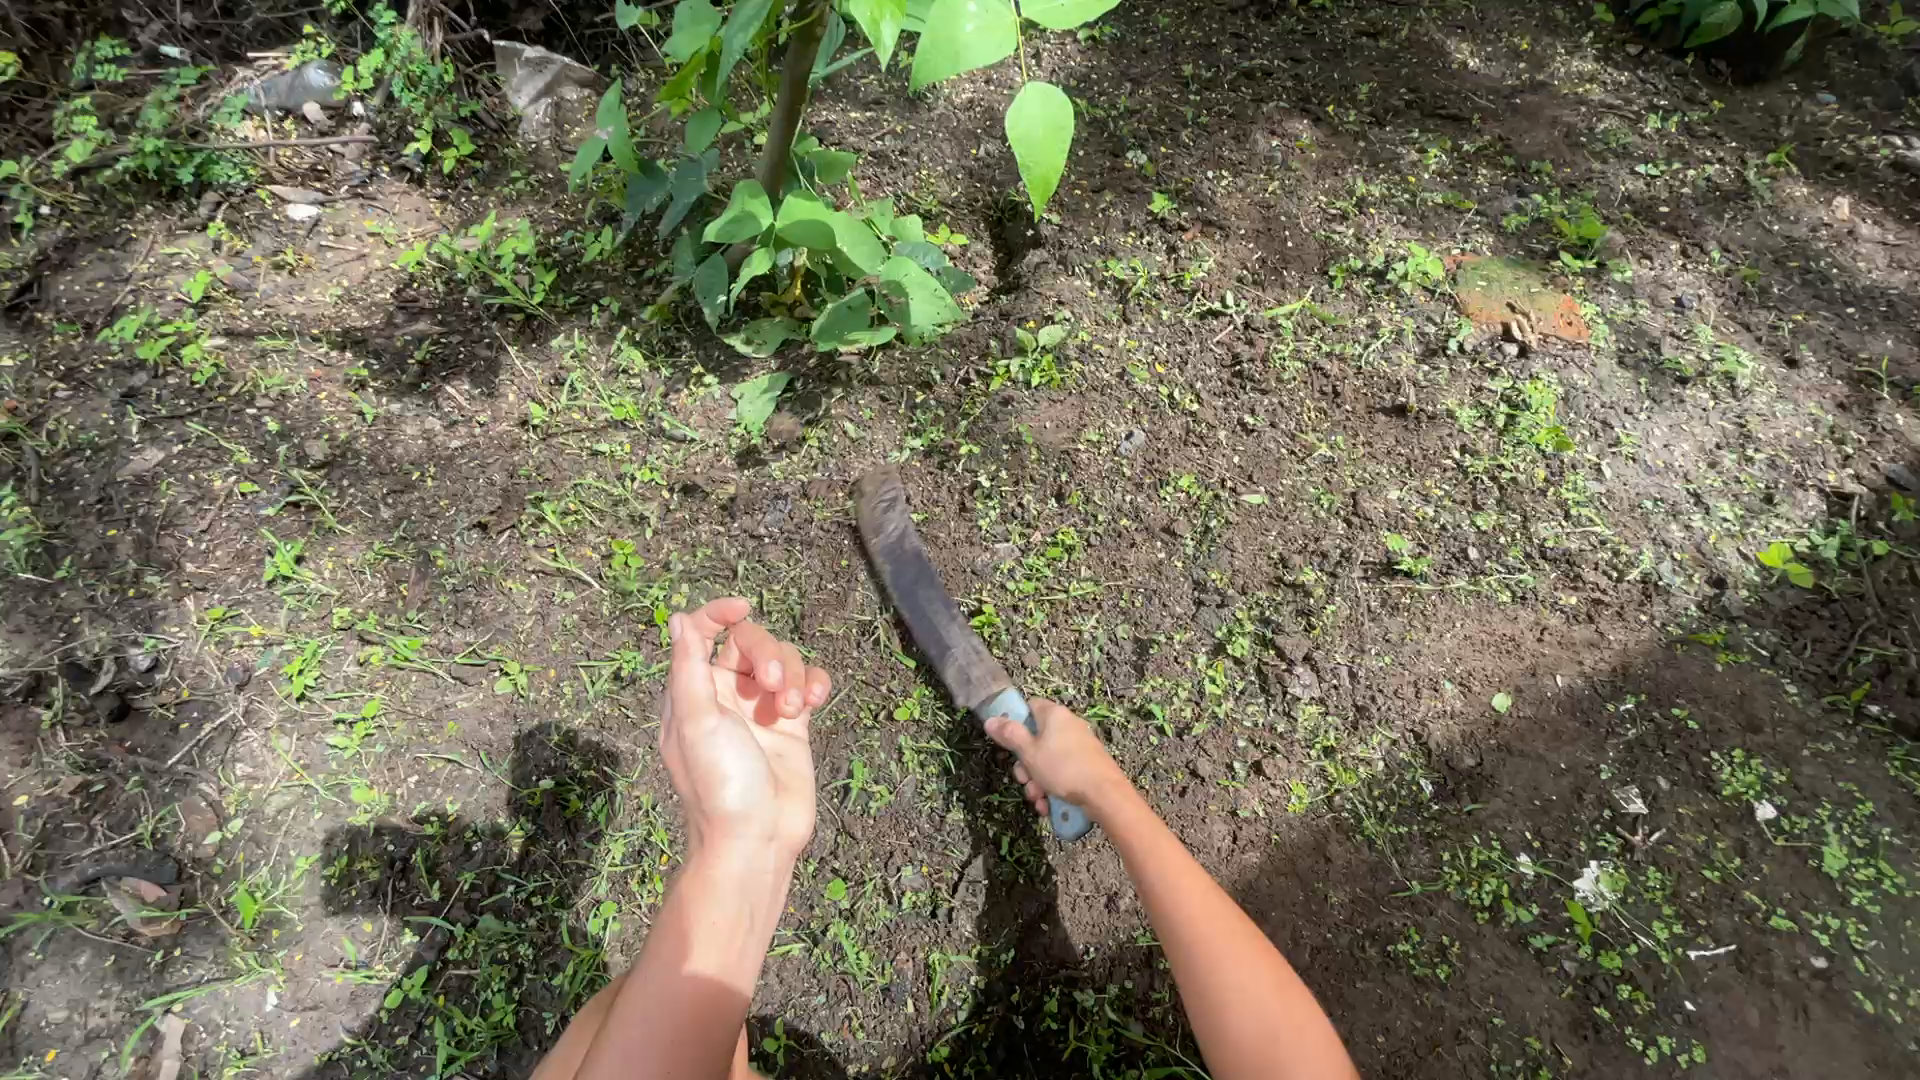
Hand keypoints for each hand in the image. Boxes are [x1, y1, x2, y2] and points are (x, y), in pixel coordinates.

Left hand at [661, 598, 830, 867]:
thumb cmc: (719, 782)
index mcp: (694, 691)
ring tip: (791, 710)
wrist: (757, 837)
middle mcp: (727, 694)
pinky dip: (814, 682)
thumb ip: (688, 666)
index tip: (742, 607)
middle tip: (770, 685)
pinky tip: (815, 699)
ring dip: (793, 675)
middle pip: (752, 642)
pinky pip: (808, 682)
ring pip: (785, 660)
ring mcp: (761, 707)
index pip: (702, 633)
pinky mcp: (793, 722)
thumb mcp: (696, 721)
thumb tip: (677, 618)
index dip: (718, 613)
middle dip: (767, 655)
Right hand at [983, 699, 1131, 821]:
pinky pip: (1062, 771)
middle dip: (1026, 764)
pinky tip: (1049, 805)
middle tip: (1024, 780)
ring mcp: (1079, 745)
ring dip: (1037, 781)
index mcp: (1054, 714)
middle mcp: (1068, 725)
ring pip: (1047, 759)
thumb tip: (990, 720)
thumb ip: (1010, 735)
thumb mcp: (1029, 752)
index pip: (1029, 707)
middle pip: (1036, 738)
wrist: (1105, 794)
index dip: (1015, 723)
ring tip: (1038, 799)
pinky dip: (1053, 786)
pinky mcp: (1087, 763)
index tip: (1008, 743)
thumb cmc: (1063, 768)